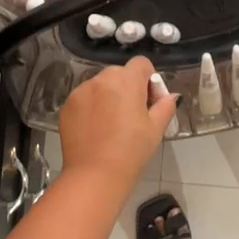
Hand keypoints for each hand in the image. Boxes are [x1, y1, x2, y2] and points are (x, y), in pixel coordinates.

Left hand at [56, 57, 176, 192]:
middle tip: (132, 114)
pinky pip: (84, 99)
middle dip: (128, 87)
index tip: (149, 101)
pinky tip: (95, 130)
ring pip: (99, 86)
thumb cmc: (131, 151)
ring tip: (111, 124)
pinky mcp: (66, 106)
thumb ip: (165, 106)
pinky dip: (91, 107)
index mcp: (126, 81)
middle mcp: (100, 80)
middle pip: (119, 73)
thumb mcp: (155, 129)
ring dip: (108, 96)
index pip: (141, 63)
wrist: (95, 174)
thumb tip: (171, 96)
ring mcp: (80, 92)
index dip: (148, 79)